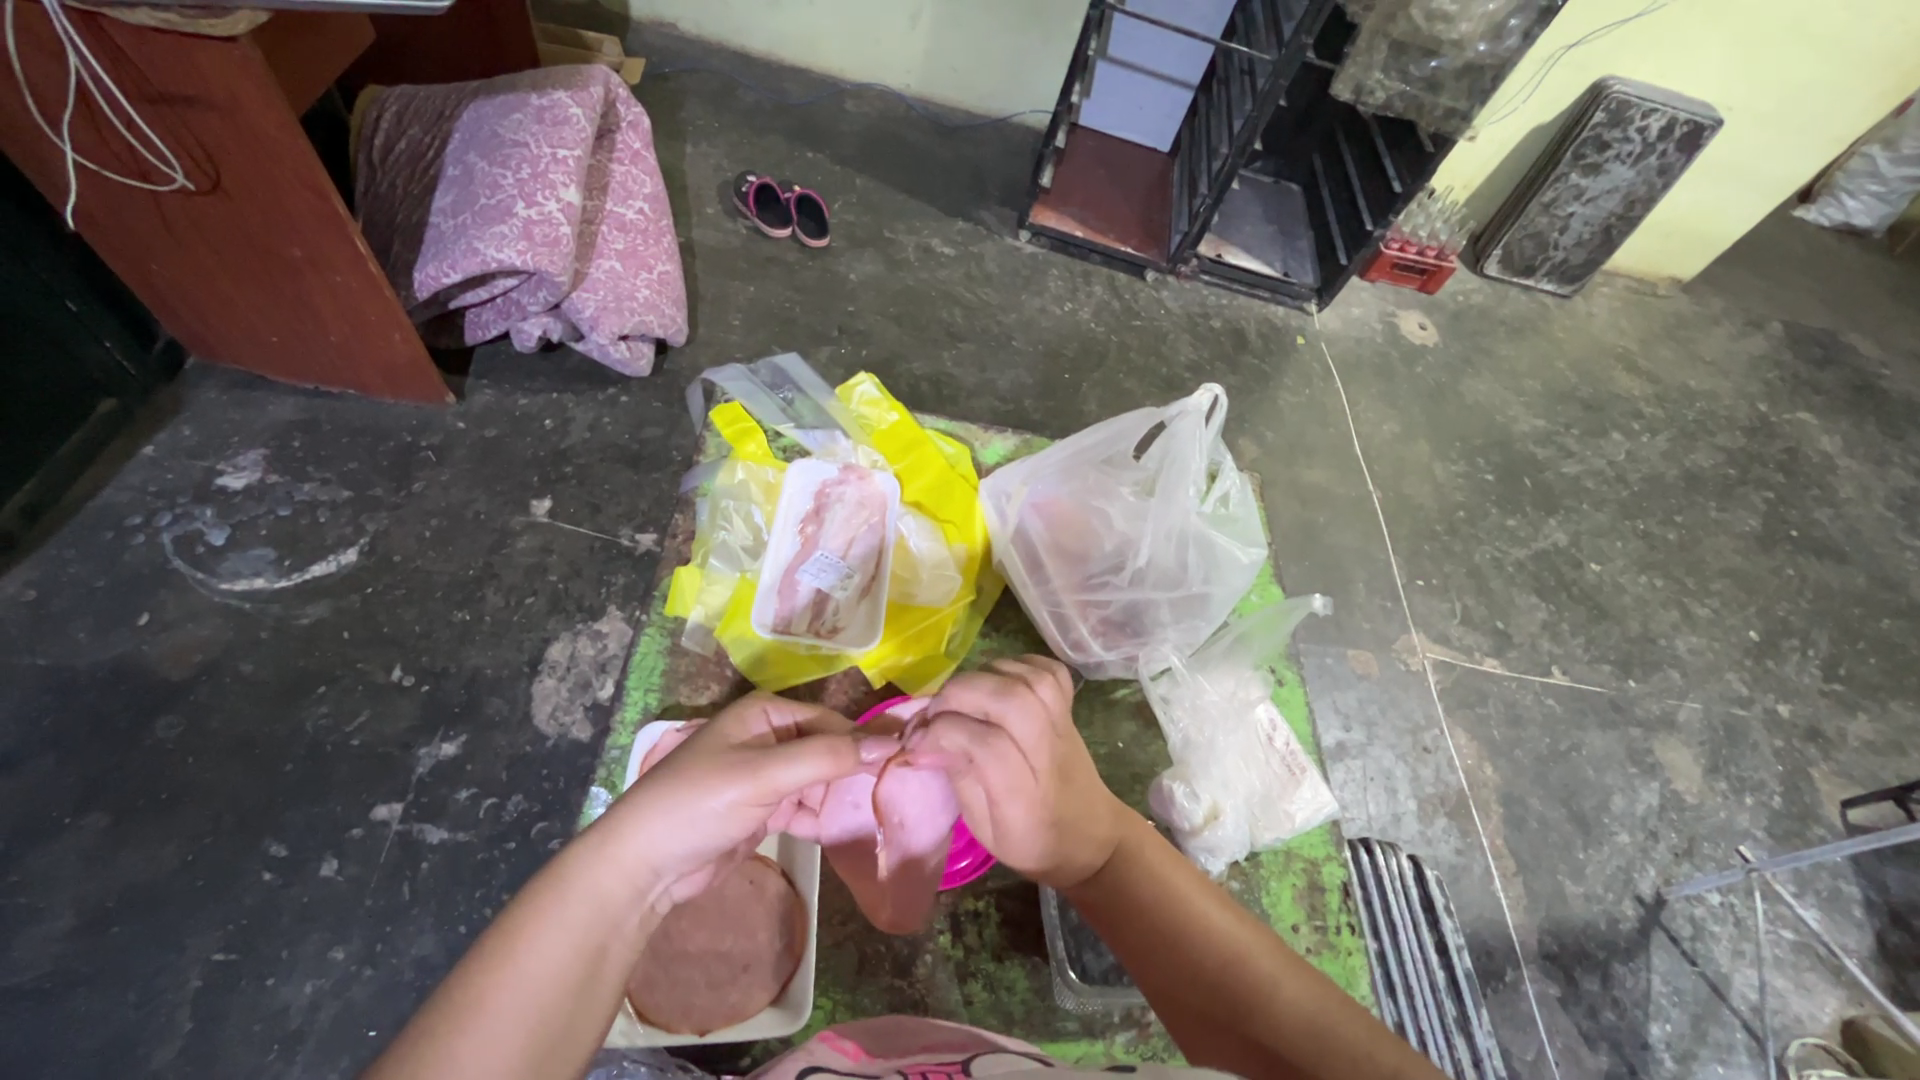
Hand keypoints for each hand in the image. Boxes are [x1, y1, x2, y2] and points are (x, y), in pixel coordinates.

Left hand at [601, 693, 894, 908]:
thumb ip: (827, 758)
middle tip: (888, 800)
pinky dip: (820, 819)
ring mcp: (766, 776)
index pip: (831, 722)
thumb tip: (889, 743)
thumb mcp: (766, 775)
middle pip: (828, 750)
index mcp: (766, 714)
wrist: (644, 865)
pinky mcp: (763, 810)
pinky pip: (805, 807)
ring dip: (839, 799)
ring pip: (820, 781)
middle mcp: (769, 737)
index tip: (901, 769)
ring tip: (870, 818)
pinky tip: (838, 833)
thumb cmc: (700, 803)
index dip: (864, 744)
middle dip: (853, 774)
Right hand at [907, 656, 1131, 888]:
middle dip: (958, 695)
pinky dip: (1017, 664)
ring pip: (1029, 678)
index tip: (915, 744)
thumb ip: (958, 778)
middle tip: (934, 713)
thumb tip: (923, 741)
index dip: (943, 733)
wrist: (1089, 836)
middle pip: (1010, 700)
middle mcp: (1048, 754)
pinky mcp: (1070, 710)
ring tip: (961, 697)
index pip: (987, 746)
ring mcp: (1064, 726)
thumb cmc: (1031, 840)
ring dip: (984, 676)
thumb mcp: (984, 829)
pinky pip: (1048, 671)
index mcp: (1024, 799)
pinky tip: (995, 681)